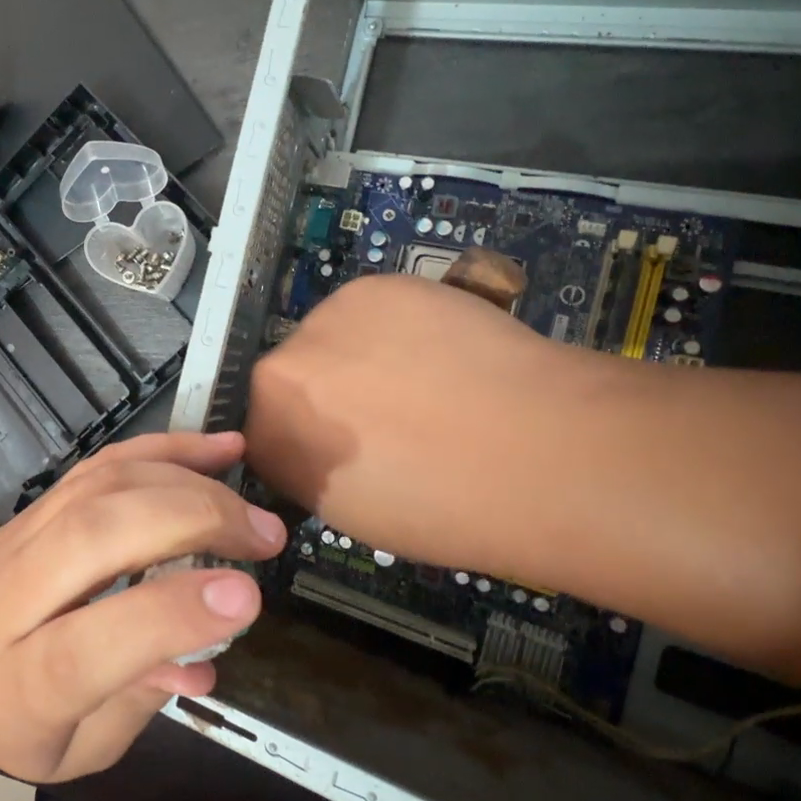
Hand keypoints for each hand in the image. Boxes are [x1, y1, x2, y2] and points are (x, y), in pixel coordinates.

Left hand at [0, 432, 285, 782]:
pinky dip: (159, 449)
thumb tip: (203, 658)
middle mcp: (11, 595)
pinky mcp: (36, 504)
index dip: (166, 615)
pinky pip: (98, 463)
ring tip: (248, 506)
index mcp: (18, 683)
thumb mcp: (69, 751)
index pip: (85, 643)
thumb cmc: (8, 719)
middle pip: (92, 535)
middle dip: (190, 521)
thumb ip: (134, 707)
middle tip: (263, 537)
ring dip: (182, 481)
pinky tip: (213, 448)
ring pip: (98, 486)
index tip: (244, 596)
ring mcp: (19, 536)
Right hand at [246, 274, 608, 578]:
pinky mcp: (375, 286)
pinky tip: (441, 352)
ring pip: (331, 336)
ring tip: (423, 382)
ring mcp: (327, 319)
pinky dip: (397, 325)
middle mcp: (280, 368)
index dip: (305, 445)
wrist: (537, 452)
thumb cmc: (445, 509)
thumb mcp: (353, 513)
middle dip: (328, 393)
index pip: (262, 433)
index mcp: (267, 433)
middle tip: (384, 420)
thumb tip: (325, 448)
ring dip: (358, 354)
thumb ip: (314, 471)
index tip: (342, 458)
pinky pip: (371, 308)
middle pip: (293, 377)